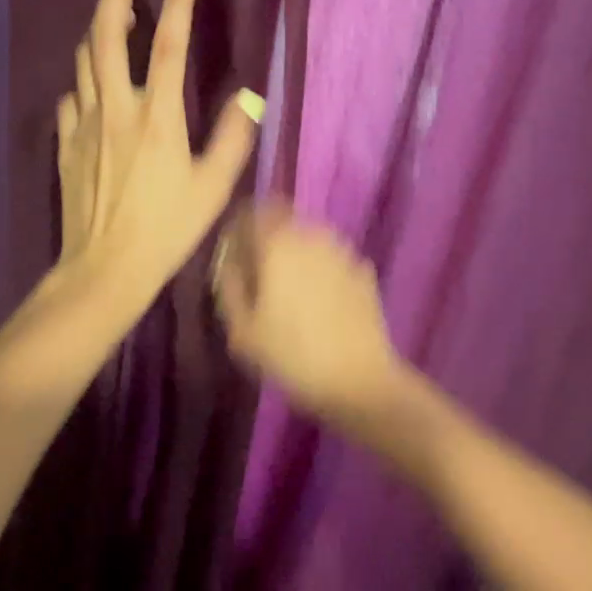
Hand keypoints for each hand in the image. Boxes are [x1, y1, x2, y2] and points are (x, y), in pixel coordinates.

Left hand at [55, 0, 263, 288]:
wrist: (103, 271)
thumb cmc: (167, 230)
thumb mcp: (213, 189)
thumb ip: (234, 137)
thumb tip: (250, 94)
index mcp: (157, 117)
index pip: (169, 44)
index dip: (180, 0)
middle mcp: (115, 109)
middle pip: (106, 33)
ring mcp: (83, 124)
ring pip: (83, 58)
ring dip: (100, 28)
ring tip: (117, 13)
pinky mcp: (65, 144)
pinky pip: (70, 97)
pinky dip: (84, 79)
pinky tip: (96, 85)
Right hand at [213, 203, 405, 425]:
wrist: (358, 380)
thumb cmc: (292, 355)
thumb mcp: (242, 331)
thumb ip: (229, 286)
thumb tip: (228, 261)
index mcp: (278, 244)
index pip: (253, 211)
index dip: (240, 227)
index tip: (234, 253)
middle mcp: (312, 235)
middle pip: (283, 222)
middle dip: (270, 241)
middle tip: (261, 276)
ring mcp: (343, 251)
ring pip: (311, 239)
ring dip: (298, 254)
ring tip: (292, 292)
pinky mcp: (364, 271)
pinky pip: (333, 259)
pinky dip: (324, 270)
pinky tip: (322, 303)